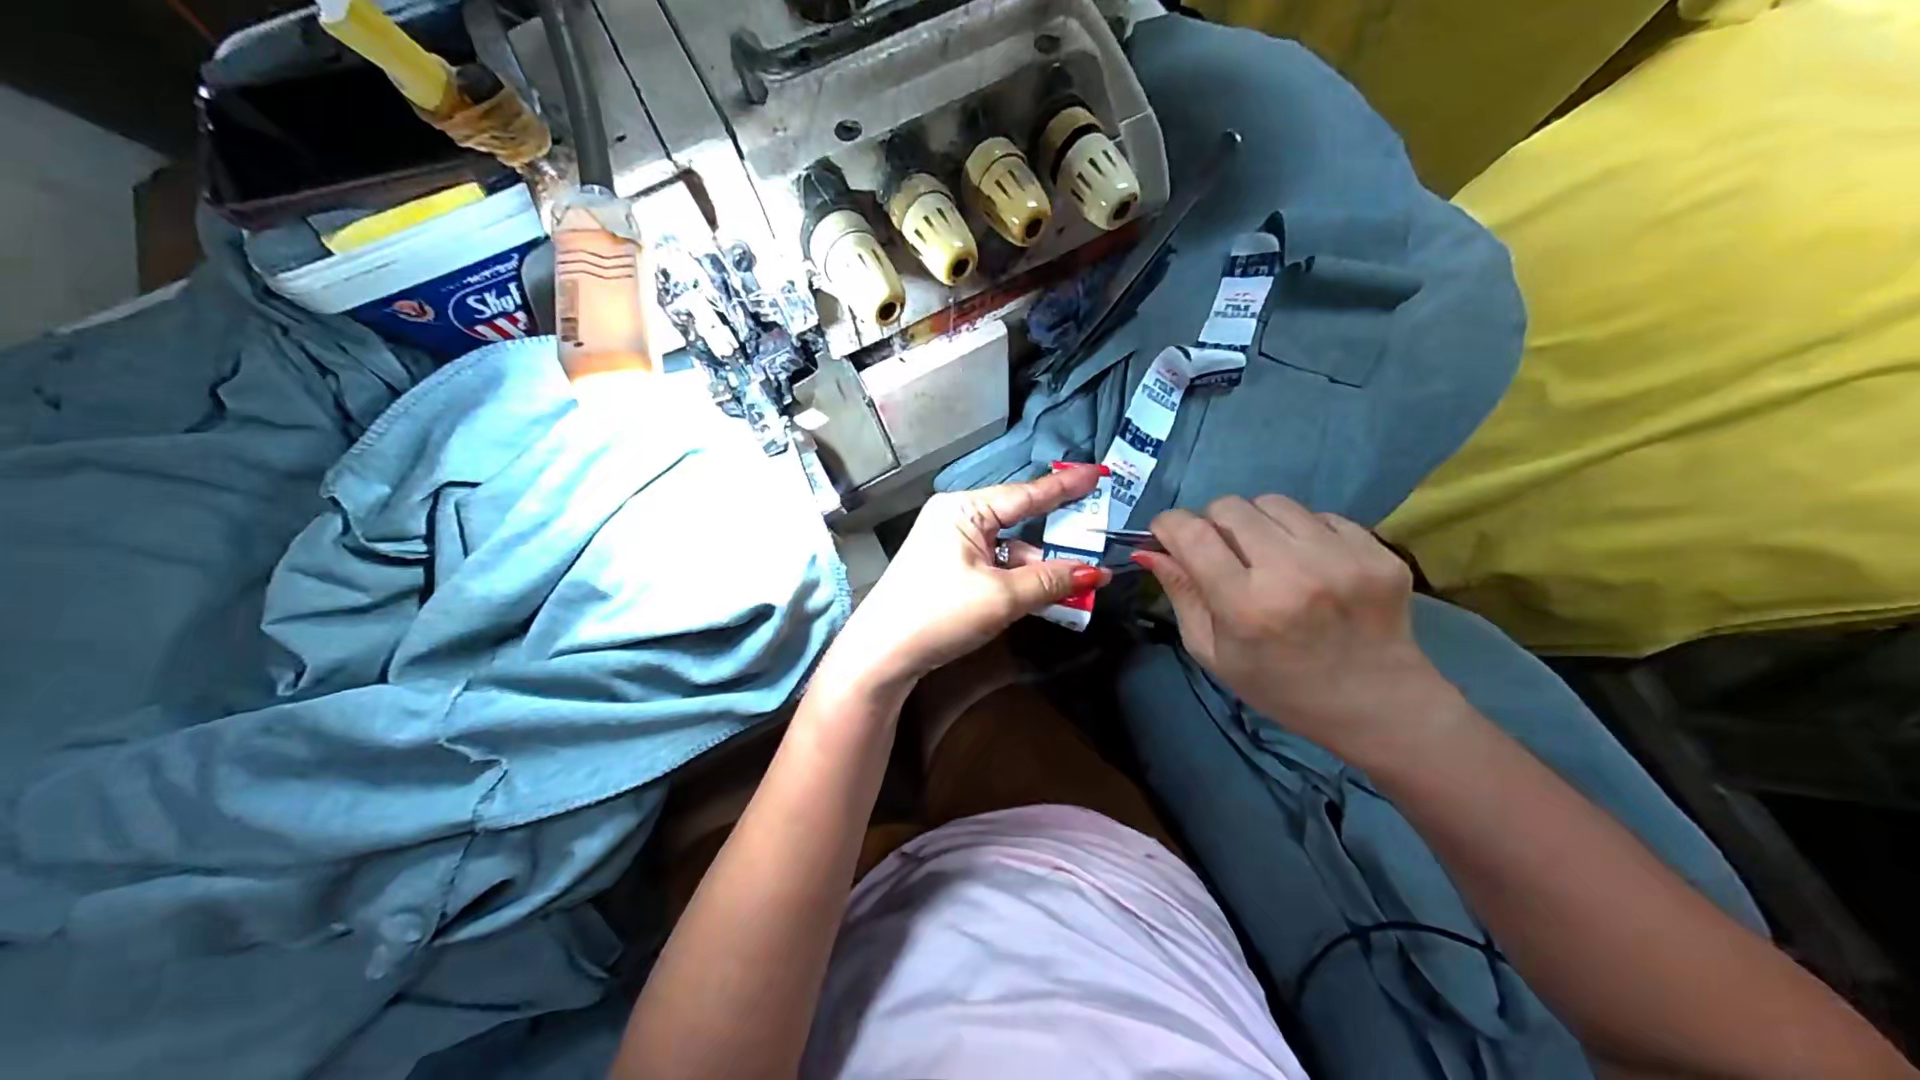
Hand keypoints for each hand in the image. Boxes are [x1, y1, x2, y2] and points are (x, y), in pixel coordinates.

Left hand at [830, 466, 1112, 686]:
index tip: (1096, 474)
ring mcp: (949, 543)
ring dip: (1038, 566)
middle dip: (1055, 536)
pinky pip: (994, 564)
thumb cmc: (939, 614)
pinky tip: (1041, 594)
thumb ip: (1052, 581)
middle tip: (1094, 535)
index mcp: (963, 510)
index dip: (1065, 486)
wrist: (882, 655)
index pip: (1025, 493)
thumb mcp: (1002, 597)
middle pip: (1018, 521)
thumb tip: (1095, 572)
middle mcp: (955, 518)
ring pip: (1008, 548)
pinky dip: (1018, 578)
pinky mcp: (947, 568)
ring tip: (1075, 585)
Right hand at [1133, 494, 1455, 756]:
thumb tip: (1150, 549)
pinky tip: (1308, 563)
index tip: (1167, 533)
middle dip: (1212, 522)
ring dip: (1257, 522)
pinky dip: (1302, 532)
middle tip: (1220, 550)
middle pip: (1230, 507)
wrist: (1376, 704)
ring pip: (1274, 502)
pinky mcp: (1376, 551)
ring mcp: (1341, 557)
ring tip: (1266, 554)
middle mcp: (1293, 572)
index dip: (1170, 525)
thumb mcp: (1213, 652)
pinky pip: (1319, 515)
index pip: (1193, 534)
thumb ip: (1181, 595)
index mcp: (1247, 606)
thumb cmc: (1279, 685)